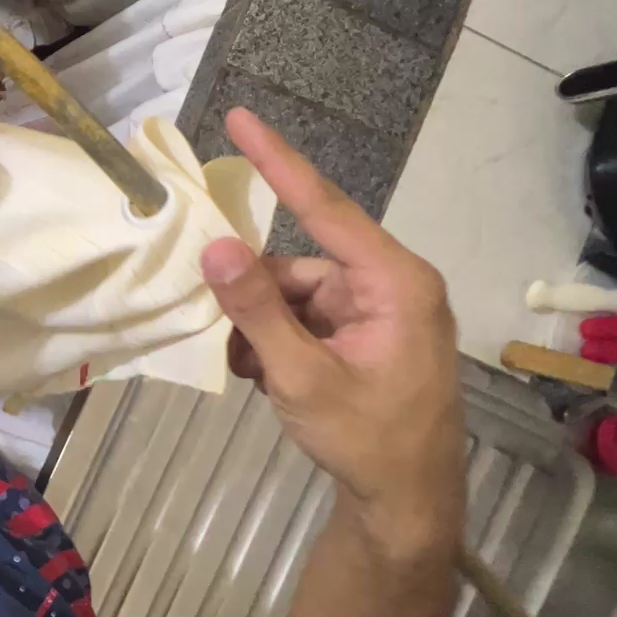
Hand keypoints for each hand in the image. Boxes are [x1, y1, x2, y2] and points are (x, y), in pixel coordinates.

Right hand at [201, 109, 466, 557]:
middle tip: (233, 342)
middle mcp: (382, 284)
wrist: (401, 498)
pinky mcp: (353, 332)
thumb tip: (215, 246)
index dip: (278, 161)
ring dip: (255, 328)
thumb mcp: (300, 374)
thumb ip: (257, 308)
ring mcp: (366, 310)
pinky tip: (264, 375)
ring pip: (284, 294)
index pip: (324, 206)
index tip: (240, 118)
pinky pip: (293, 317)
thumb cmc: (365, 436)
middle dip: (253, 300)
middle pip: (292, 263)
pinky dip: (267, 341)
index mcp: (391, 282)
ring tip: (253, 372)